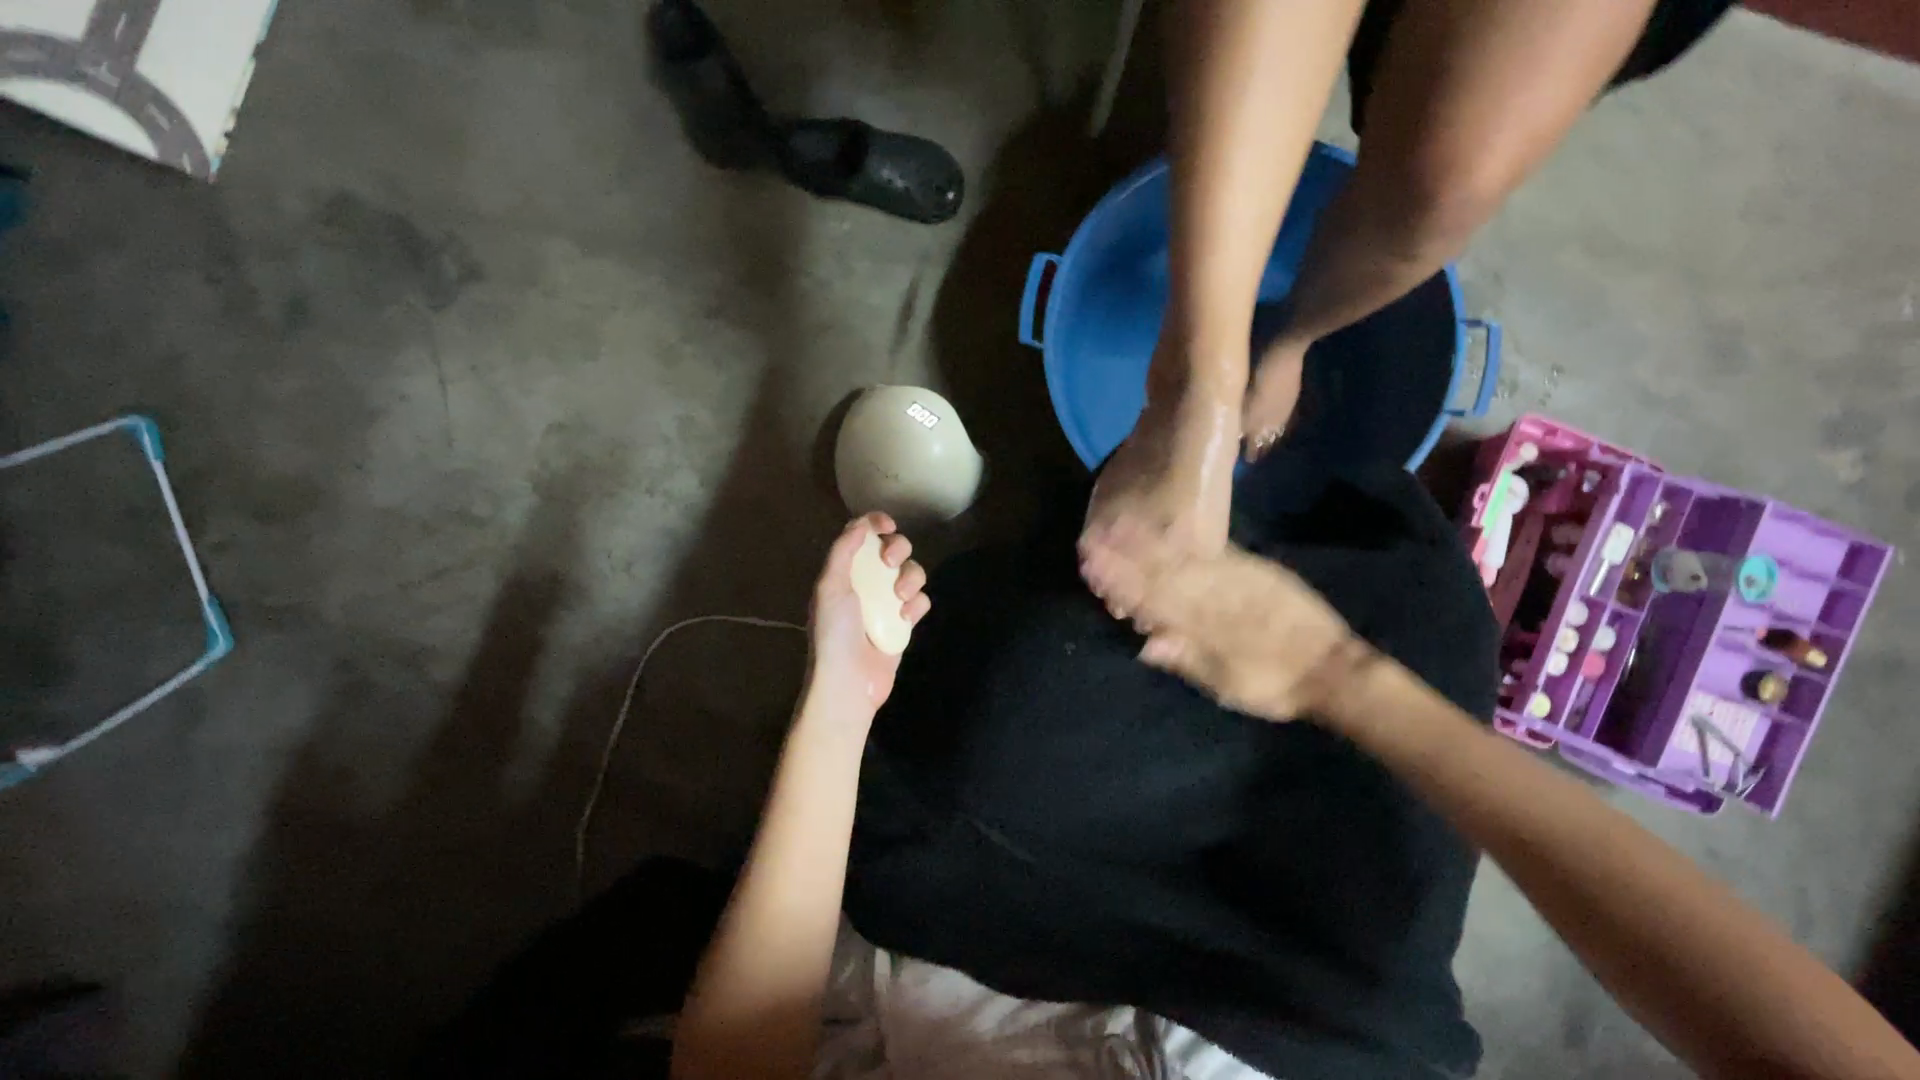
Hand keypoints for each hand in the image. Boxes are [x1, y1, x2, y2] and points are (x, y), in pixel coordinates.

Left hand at [807, 513, 930, 716]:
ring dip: (910, 579)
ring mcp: (886, 603)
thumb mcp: (829, 587)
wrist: (848, 682)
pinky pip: (921, 601)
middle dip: (898, 549)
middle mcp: (866, 582)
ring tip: (898, 599)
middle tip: (890, 563)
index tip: (888, 525)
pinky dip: (917, 605)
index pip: (861, 535)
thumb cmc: (834, 634)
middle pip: (893, 548)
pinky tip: (905, 620)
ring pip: (912, 573)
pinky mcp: (904, 623)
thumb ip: (843, 550)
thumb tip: (861, 523)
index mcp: (843, 571)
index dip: (876, 523)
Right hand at [1079, 520, 1361, 722]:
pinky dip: (1187, 540)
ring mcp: (1236, 579)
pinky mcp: (1256, 571)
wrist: (1334, 669)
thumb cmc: (1275, 686)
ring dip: (1149, 541)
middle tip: (1094, 537)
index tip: (1092, 568)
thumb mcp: (1228, 686)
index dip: (1120, 583)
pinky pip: (1214, 552)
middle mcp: (1215, 596)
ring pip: (1184, 557)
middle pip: (1162, 572)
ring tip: (1122, 523)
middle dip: (1126, 555)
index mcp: (1205, 626)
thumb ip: (1187, 660)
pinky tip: (1170, 529)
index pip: (1152, 600)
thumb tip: (1145, 643)